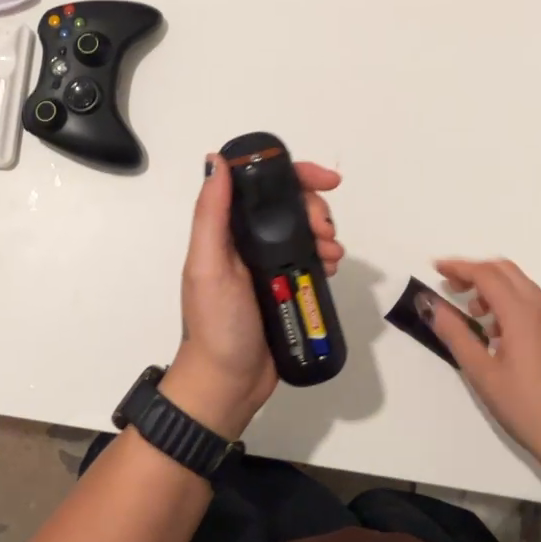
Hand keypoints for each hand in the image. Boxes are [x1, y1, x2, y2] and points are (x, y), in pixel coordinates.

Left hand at [162, 154, 343, 437]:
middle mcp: (245, 240)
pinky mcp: (286, 285)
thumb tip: (216, 159)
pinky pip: (310, 258)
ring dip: (324, 232)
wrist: (229, 382)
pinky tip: (332, 266)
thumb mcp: (208, 264)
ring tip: (331, 254)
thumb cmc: (216, 322)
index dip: (292, 173)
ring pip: (303, 229)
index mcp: (224, 229)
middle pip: (287, 204)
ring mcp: (267, 263)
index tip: (325, 180)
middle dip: (314, 207)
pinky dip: (325, 255)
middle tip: (325, 230)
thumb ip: (211, 213)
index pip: (258, 184)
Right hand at [421, 259, 540, 487]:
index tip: (436, 268)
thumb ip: (454, 333)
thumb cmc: (525, 407)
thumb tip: (431, 304)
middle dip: (476, 272)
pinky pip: (535, 305)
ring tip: (473, 315)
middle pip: (507, 271)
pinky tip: (499, 336)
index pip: (487, 274)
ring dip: (494, 288)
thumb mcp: (481, 372)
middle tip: (451, 287)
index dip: (459, 267)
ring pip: (523, 287)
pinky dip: (511, 304)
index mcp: (522, 314)